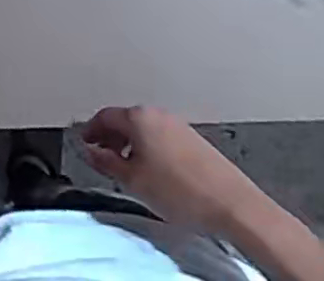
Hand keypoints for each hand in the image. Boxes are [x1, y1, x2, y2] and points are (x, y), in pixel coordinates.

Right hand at [79, 105, 270, 234]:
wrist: (237, 209)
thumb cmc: (183, 192)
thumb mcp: (132, 180)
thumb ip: (104, 162)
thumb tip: (91, 152)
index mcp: (138, 117)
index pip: (103, 116)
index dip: (90, 130)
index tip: (85, 143)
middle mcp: (158, 115)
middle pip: (125, 120)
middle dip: (112, 137)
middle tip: (105, 156)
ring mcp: (181, 127)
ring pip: (146, 130)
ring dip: (134, 144)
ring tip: (132, 168)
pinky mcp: (198, 143)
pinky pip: (165, 139)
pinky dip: (154, 150)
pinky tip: (158, 172)